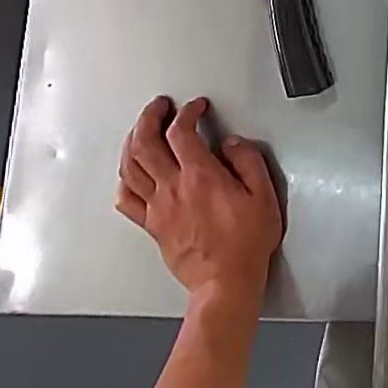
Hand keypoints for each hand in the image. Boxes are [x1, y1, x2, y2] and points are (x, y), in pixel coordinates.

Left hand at [117, 96, 283, 304]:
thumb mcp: (263, 195)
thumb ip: (248, 162)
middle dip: (150, 117)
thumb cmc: (246, 243)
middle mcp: (174, 189)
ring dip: (132, 141)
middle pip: (145, 142)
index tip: (196, 108)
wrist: (226, 281)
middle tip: (159, 107)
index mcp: (201, 177)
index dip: (188, 112)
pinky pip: (126, 198)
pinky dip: (124, 179)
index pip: (182, 132)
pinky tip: (130, 173)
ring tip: (141, 130)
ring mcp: (158, 207)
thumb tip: (232, 144)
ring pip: (130, 166)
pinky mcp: (152, 225)